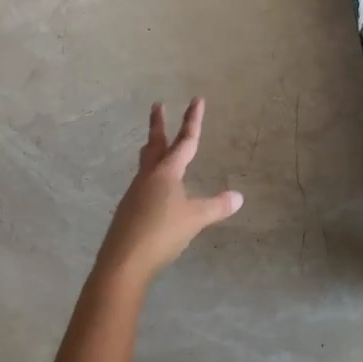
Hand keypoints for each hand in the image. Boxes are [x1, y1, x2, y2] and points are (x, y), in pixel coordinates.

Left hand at [92, 98, 243, 286]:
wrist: (123, 262)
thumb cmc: (162, 232)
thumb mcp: (195, 219)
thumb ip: (216, 207)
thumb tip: (239, 197)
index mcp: (167, 172)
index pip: (185, 141)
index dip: (193, 120)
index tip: (197, 99)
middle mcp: (149, 176)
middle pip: (155, 144)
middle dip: (158, 124)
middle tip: (157, 105)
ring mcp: (135, 193)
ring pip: (145, 163)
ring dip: (152, 150)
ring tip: (153, 145)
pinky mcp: (128, 211)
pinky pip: (142, 184)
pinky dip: (150, 177)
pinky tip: (153, 190)